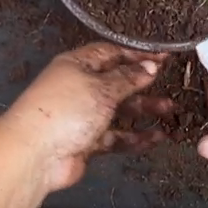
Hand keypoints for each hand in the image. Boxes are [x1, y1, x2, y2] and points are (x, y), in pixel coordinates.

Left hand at [0, 41, 172, 192]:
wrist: (37, 153)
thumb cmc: (67, 109)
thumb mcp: (100, 87)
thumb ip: (127, 78)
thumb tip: (149, 67)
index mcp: (77, 65)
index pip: (111, 53)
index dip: (136, 55)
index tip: (163, 58)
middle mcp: (79, 86)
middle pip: (116, 82)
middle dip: (142, 84)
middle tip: (170, 86)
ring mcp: (83, 115)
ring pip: (118, 110)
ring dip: (143, 110)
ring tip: (170, 111)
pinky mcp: (87, 140)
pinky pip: (116, 136)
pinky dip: (135, 137)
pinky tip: (156, 137)